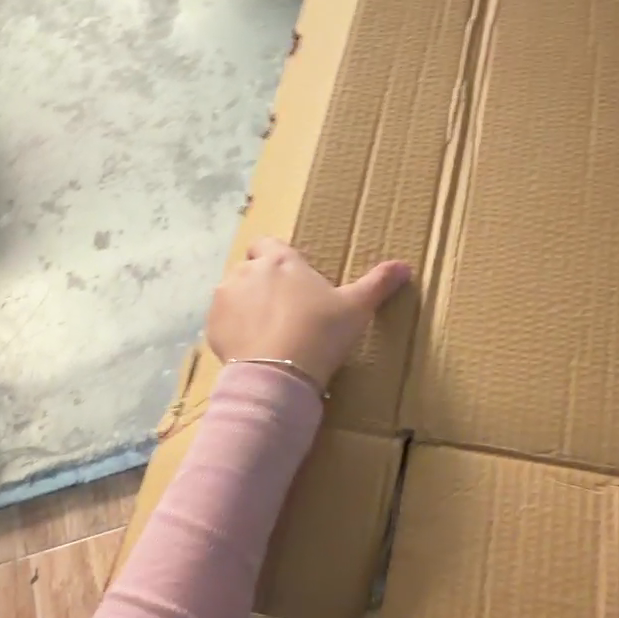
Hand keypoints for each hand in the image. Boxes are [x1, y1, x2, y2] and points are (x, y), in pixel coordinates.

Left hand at [207, 237, 412, 387]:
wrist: (280, 374)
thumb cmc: (321, 334)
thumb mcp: (356, 308)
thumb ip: (378, 284)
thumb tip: (406, 266)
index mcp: (281, 261)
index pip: (268, 243)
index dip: (276, 258)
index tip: (290, 279)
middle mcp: (247, 271)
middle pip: (249, 269)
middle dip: (261, 284)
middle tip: (284, 312)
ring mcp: (225, 298)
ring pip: (232, 295)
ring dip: (245, 308)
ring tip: (267, 334)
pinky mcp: (212, 326)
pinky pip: (221, 323)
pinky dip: (233, 332)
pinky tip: (252, 350)